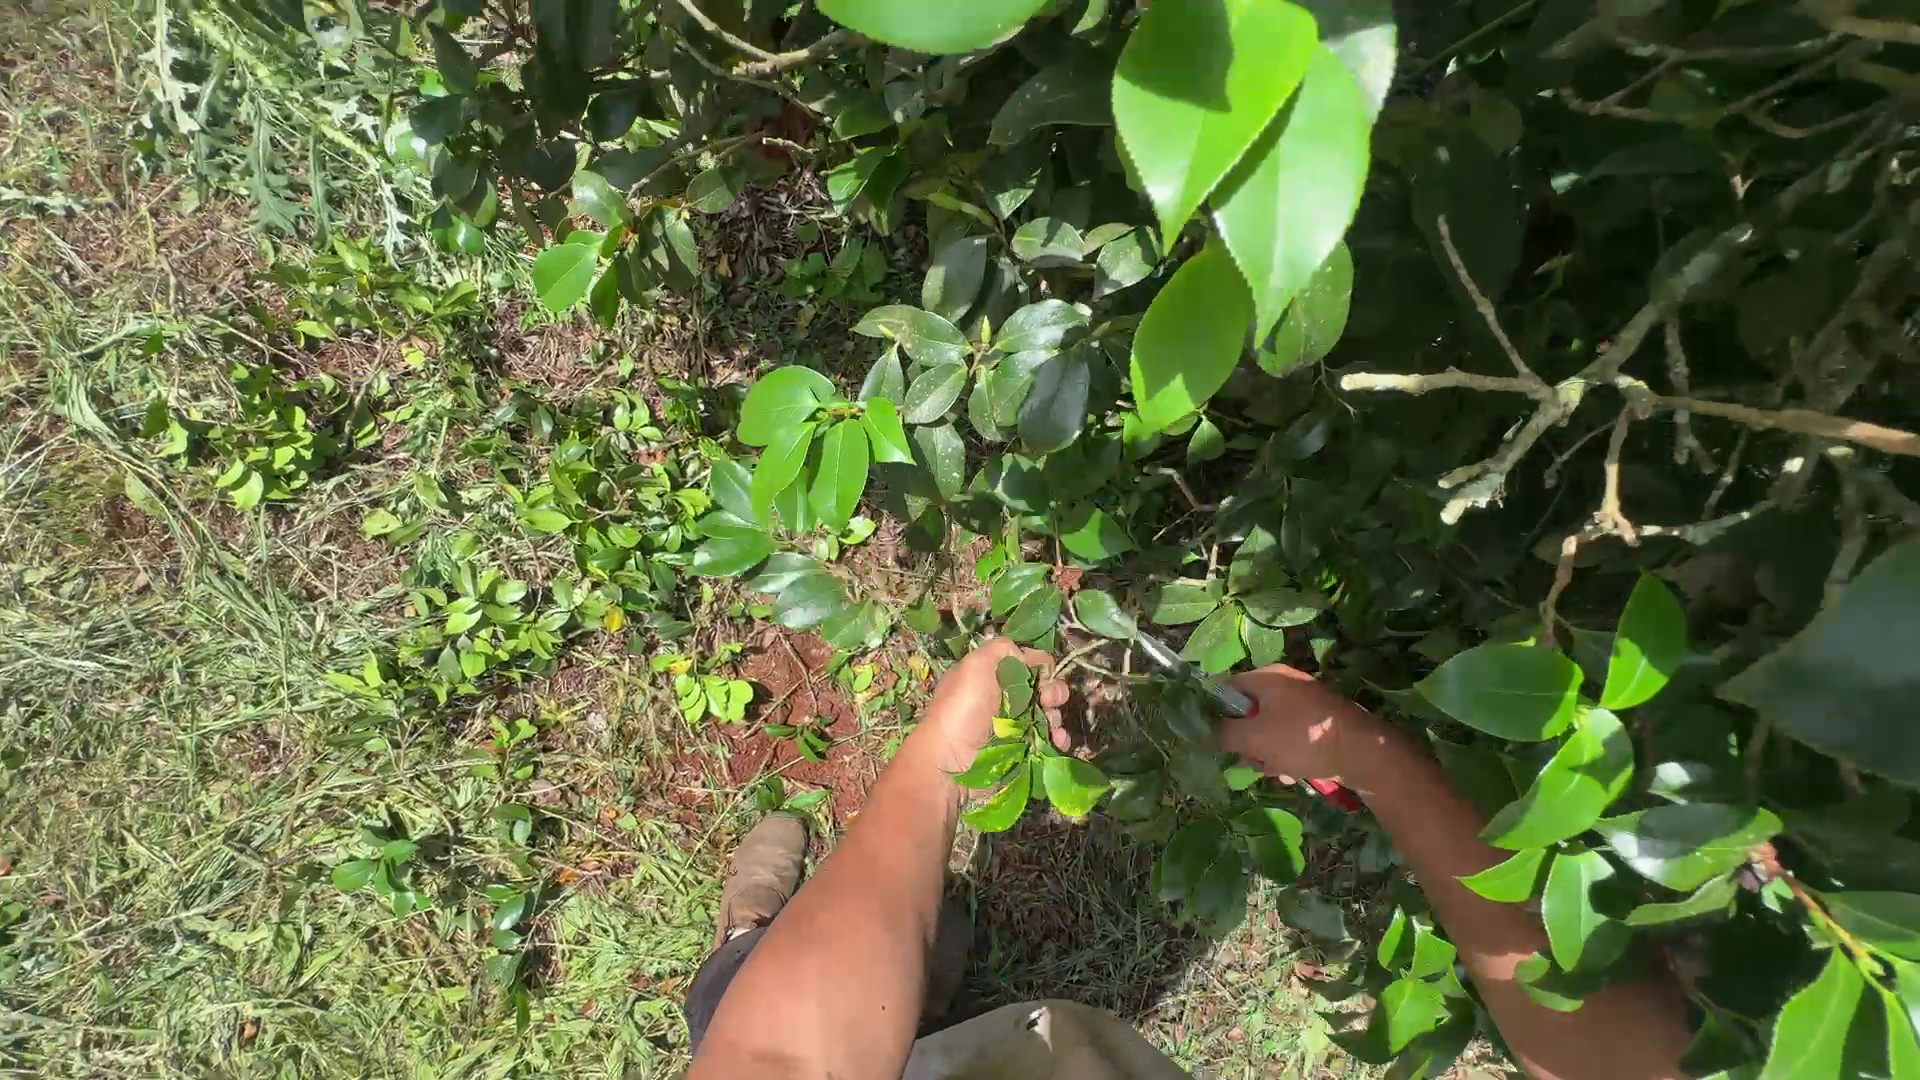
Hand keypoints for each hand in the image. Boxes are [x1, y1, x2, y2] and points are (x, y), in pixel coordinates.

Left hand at [913, 638, 1069, 774]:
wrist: (952, 761)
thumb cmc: (963, 707)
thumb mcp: (975, 665)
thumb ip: (1002, 649)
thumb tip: (1026, 656)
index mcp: (992, 676)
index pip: (1027, 663)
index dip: (1040, 665)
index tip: (1043, 672)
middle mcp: (1004, 699)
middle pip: (1042, 688)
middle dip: (1053, 691)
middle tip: (1048, 699)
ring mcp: (1015, 726)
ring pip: (1049, 714)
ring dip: (1057, 715)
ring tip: (1053, 724)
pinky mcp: (1023, 751)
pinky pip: (1050, 741)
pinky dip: (1059, 739)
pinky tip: (1059, 740)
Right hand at [1220, 664, 1387, 786]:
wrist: (1364, 753)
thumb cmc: (1302, 739)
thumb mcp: (1254, 738)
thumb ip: (1225, 733)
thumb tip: (1211, 732)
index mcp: (1267, 677)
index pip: (1228, 688)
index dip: (1219, 713)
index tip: (1221, 738)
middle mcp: (1286, 683)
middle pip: (1249, 711)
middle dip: (1248, 740)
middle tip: (1253, 761)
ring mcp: (1306, 701)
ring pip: (1271, 727)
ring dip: (1268, 752)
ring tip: (1278, 771)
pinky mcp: (1321, 720)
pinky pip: (1292, 734)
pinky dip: (1288, 752)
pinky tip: (1293, 772)